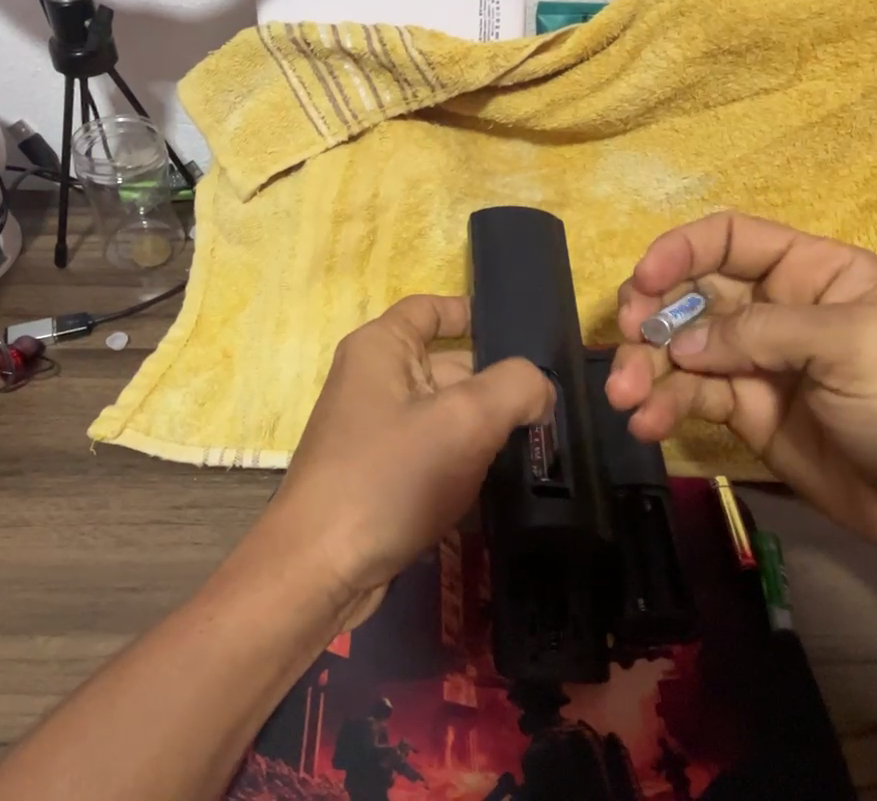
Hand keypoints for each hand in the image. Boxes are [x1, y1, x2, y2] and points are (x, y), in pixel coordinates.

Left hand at [260, 295, 553, 629]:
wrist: (322, 567)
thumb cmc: (390, 477)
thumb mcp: (465, 421)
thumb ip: (516, 388)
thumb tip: (540, 388)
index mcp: (381, 348)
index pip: (432, 308)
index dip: (475, 313)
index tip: (525, 335)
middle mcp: (373, 380)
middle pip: (449, 364)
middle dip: (497, 384)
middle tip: (555, 409)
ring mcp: (375, 429)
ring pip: (445, 413)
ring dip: (485, 428)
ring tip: (539, 445)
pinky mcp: (379, 473)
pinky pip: (432, 451)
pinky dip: (463, 461)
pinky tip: (499, 483)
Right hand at [605, 212, 876, 563]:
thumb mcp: (858, 345)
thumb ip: (765, 330)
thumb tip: (682, 343)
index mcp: (814, 273)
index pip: (731, 239)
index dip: (680, 250)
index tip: (644, 281)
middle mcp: (775, 309)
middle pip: (690, 291)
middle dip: (649, 312)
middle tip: (626, 340)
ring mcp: (755, 363)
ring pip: (677, 347)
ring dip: (642, 367)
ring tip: (626, 399)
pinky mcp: (742, 412)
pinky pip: (688, 396)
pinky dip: (661, 406)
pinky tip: (647, 425)